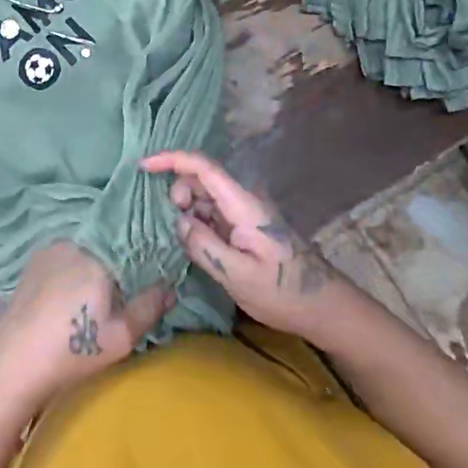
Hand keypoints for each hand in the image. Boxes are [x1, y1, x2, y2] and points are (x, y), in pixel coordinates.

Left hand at [0, 242, 173, 414]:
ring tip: (102, 290)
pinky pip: (66, 255)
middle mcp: (74, 242)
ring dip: (96, 263)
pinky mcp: (35, 260)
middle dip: (121, 261)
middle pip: (108, 244)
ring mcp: (51, 248)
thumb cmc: (73, 348)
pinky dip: (76, 266)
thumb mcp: (120, 337)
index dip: (146, 254)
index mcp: (98, 256)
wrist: (16, 358)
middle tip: (130, 285)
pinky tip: (76, 291)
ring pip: (86, 249)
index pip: (131, 242)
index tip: (157, 269)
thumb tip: (170, 287)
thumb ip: (148, 308)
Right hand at [142, 151, 338, 335]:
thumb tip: (178, 221)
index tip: (143, 166)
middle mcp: (243, 200)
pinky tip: (193, 243)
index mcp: (243, 204)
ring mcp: (244, 213)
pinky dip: (196, 221)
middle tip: (176, 228)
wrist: (325, 308)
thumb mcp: (238, 275)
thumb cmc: (284, 292)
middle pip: (200, 178)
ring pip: (204, 195)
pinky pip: (212, 212)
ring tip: (184, 240)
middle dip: (178, 192)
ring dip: (186, 209)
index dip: (171, 159)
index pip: (203, 167)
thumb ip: (204, 245)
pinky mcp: (244, 227)